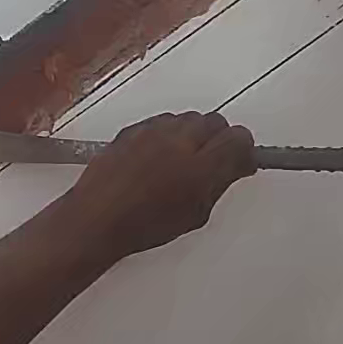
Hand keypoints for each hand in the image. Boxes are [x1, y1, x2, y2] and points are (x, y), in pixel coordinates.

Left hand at [66, 112, 254, 256]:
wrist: (98, 218)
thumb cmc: (144, 224)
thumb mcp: (195, 213)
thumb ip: (220, 183)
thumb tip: (239, 166)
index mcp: (199, 167)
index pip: (238, 138)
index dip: (244, 149)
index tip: (243, 160)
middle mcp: (178, 141)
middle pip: (215, 121)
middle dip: (221, 138)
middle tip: (218, 160)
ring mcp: (153, 131)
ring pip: (189, 118)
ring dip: (195, 134)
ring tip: (187, 160)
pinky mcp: (133, 129)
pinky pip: (163, 121)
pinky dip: (171, 134)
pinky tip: (164, 156)